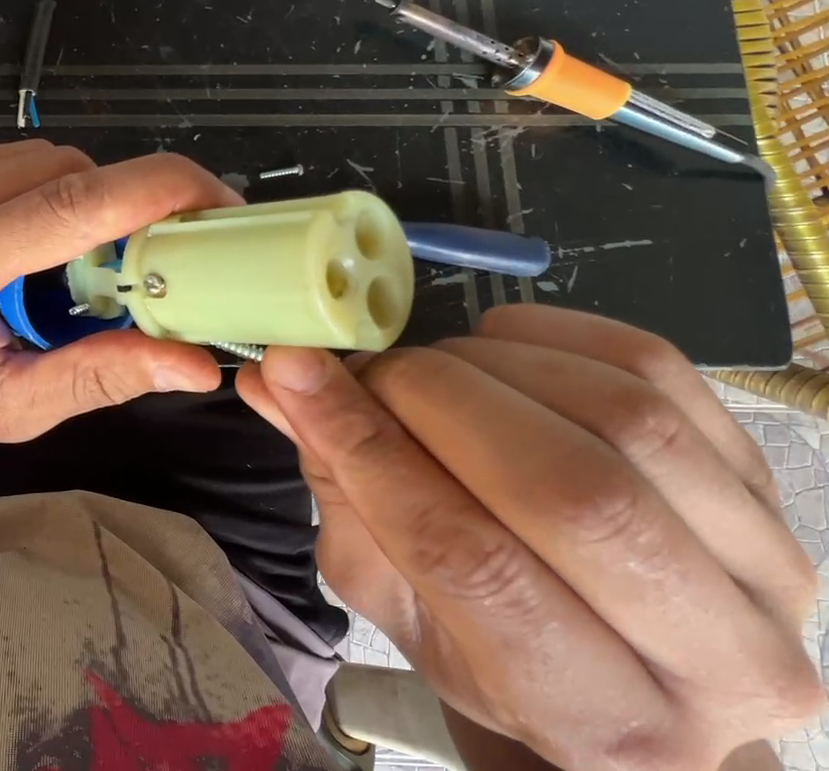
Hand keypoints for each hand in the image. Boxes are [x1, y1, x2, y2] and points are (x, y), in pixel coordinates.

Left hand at [0, 141, 239, 445]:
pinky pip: (11, 162)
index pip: (69, 205)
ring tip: (90, 260)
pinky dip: (47, 192)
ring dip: (86, 197)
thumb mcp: (12, 406)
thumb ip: (99, 377)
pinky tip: (41, 242)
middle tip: (159, 254)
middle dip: (127, 202)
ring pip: (42, 157)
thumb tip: (195, 362)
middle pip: (65, 169)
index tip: (221, 203)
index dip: (157, 191)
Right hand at [236, 305, 821, 770]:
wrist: (624, 663)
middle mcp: (716, 654)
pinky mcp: (770, 477)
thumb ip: (335, 484)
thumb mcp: (384, 590)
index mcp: (588, 709)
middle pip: (565, 490)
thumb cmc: (479, 641)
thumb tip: (270, 381)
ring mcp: (771, 563)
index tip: (293, 370)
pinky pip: (659, 369)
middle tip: (362, 371)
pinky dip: (548, 333)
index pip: (468, 559)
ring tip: (420, 369)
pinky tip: (488, 344)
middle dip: (430, 400)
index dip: (368, 449)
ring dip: (485, 364)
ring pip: (621, 418)